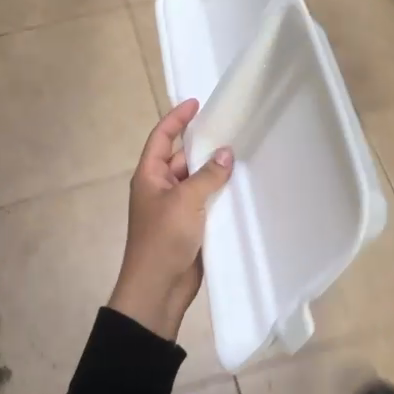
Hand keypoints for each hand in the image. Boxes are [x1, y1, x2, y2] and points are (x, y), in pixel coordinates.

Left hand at [108, 99, 234, 340]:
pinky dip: (220, 193)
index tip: (196, 103)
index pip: (162, 137)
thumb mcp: (185, 201)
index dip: (177, 118)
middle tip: (232, 129)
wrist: (158, 289)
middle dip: (204, 144)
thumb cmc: (164, 239)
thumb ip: (207, 175)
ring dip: (215, 170)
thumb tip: (226, 152)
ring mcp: (175, 208)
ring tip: (243, 153)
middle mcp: (160, 187)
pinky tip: (241, 187)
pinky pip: (205, 201)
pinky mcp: (190, 226)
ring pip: (197, 180)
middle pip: (182, 157)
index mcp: (149, 175)